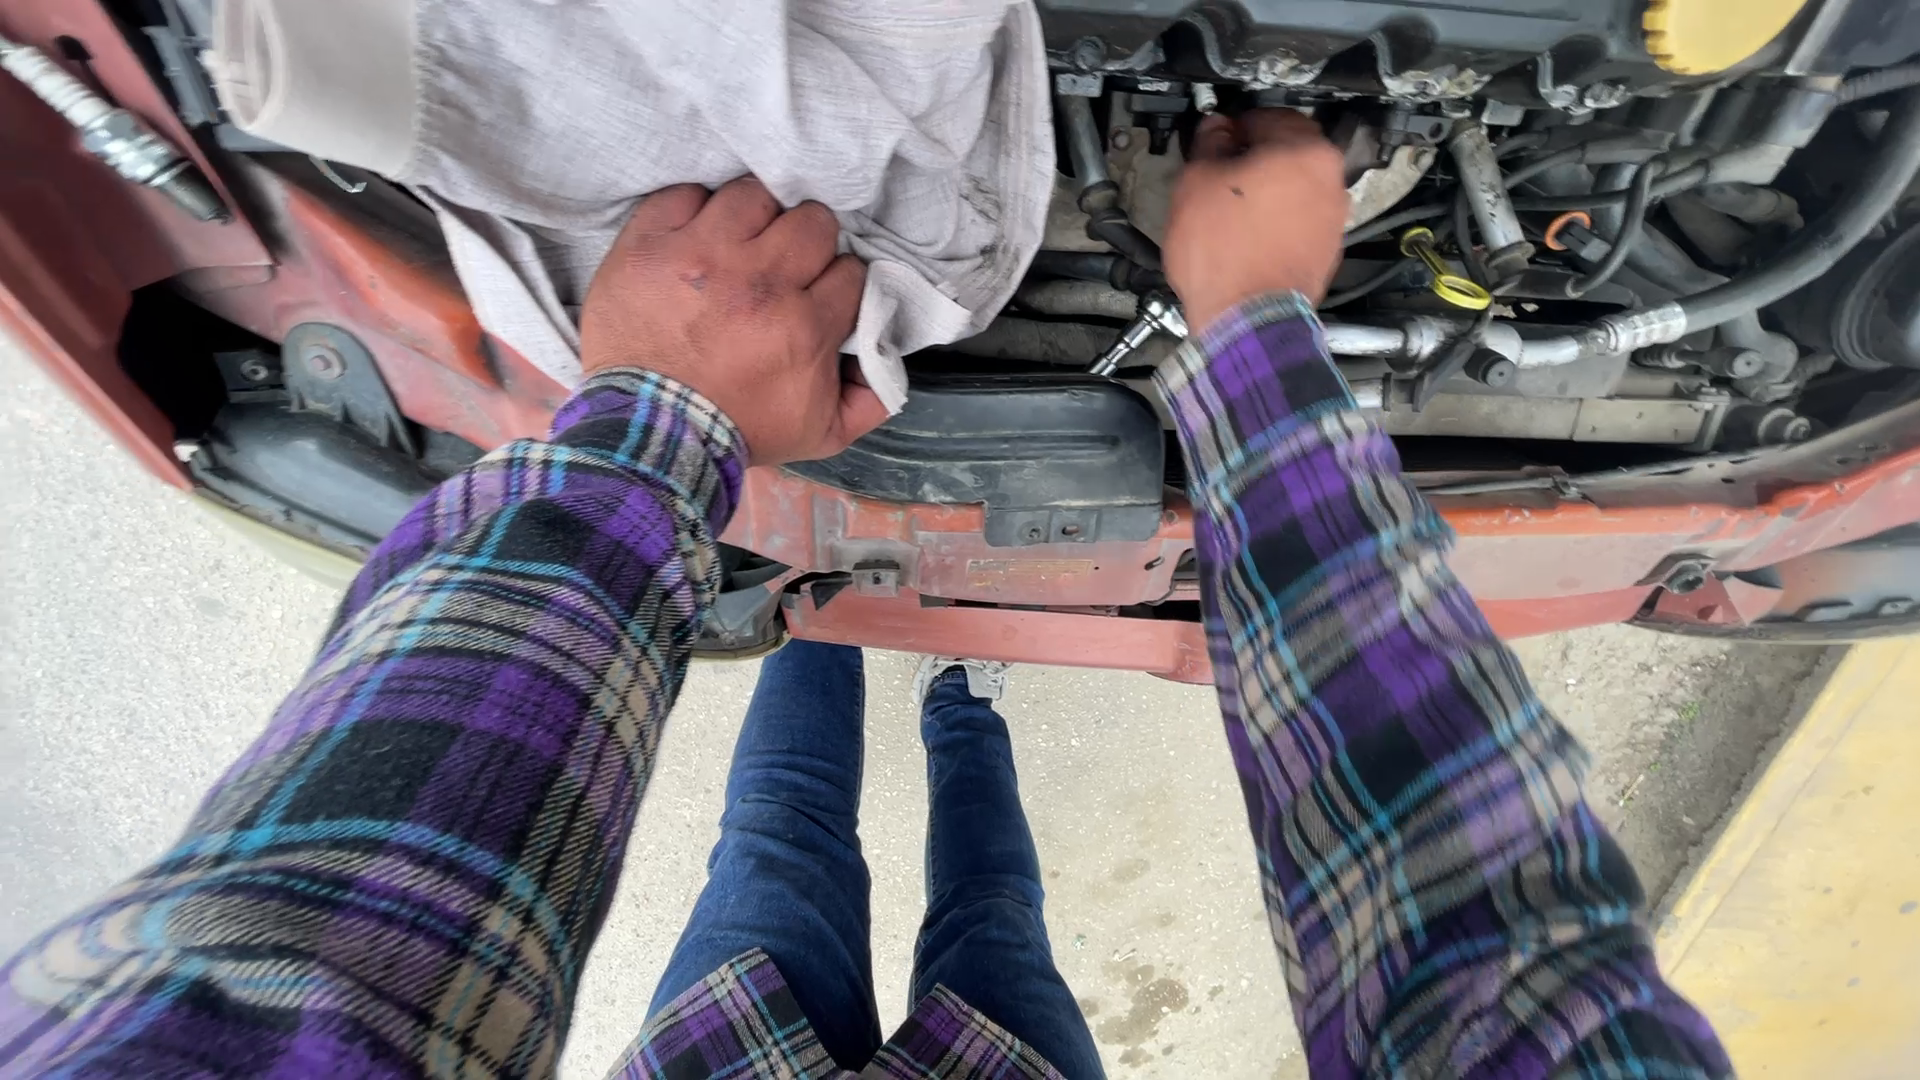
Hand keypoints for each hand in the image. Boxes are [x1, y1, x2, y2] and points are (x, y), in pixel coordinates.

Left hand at [580, 177, 888, 464]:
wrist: (655, 433)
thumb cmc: (741, 430)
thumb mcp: (824, 434)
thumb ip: (872, 399)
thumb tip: (890, 358)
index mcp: (805, 325)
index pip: (851, 270)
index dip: (841, 282)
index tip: (823, 297)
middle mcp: (760, 281)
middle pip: (813, 222)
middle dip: (809, 245)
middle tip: (789, 269)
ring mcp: (701, 254)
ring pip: (755, 196)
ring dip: (757, 219)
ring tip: (743, 248)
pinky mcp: (650, 243)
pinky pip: (687, 193)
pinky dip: (697, 211)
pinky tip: (699, 241)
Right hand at [1164, 110, 1349, 333]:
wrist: (1244, 319)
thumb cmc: (1223, 256)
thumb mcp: (1195, 185)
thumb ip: (1208, 146)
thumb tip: (1215, 131)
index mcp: (1306, 151)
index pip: (1267, 118)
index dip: (1233, 128)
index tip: (1215, 142)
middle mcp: (1330, 182)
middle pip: (1286, 158)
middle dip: (1253, 166)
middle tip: (1219, 182)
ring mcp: (1331, 223)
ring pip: (1293, 195)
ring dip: (1264, 200)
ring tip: (1228, 221)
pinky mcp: (1323, 257)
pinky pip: (1294, 230)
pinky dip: (1273, 232)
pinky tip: (1244, 247)